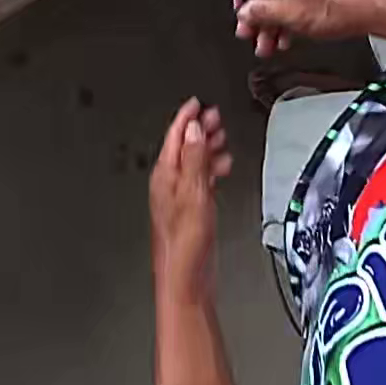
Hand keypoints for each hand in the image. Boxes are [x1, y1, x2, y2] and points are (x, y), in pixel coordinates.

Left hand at [150, 98, 232, 302]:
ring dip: (207, 146)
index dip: (186, 116)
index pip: (174, 135)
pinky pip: (199, 177)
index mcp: (164, 175)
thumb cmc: (185, 244)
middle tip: (214, 116)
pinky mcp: (188, 208)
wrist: (186, 282)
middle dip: (199, 129)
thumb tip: (194, 129)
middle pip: (184, 145)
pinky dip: (211, 167)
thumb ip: (195, 157)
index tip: (196, 102)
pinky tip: (221, 168)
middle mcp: (168, 183)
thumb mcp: (194, 192)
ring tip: (221, 137)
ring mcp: (178, 196)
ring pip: (192, 160)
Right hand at [233, 0, 384, 57]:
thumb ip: (262, 12)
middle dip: (256, 17)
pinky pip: (293, 3)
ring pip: (278, 1)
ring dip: (271, 24)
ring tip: (268, 47)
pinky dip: (287, 21)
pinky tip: (287, 40)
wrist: (366, 10)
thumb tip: (245, 12)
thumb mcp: (289, 14)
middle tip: (251, 36)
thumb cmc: (333, 8)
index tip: (241, 16)